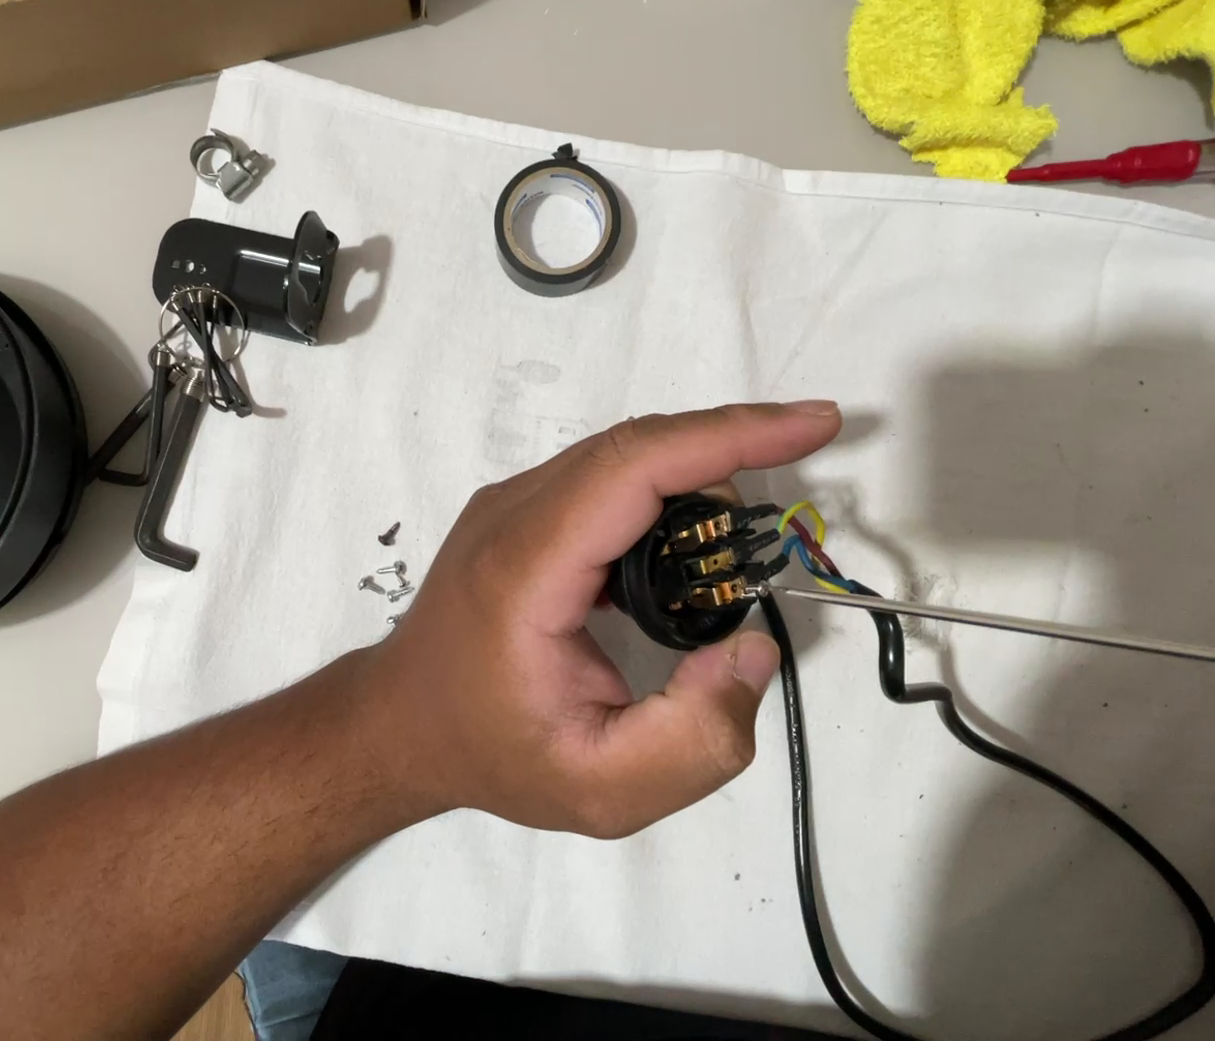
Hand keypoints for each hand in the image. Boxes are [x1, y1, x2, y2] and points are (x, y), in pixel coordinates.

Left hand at [366, 401, 842, 837]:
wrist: (401, 724)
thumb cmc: (491, 754)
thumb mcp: (601, 790)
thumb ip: (696, 739)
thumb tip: (753, 648)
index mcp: (525, 569)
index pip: (632, 469)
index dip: (728, 437)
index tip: (813, 424)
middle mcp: (510, 515)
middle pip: (633, 448)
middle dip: (730, 444)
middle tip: (802, 475)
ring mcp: (507, 506)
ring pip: (619, 456)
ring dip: (697, 468)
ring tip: (748, 529)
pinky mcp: (516, 514)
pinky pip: (601, 479)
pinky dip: (662, 486)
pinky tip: (693, 533)